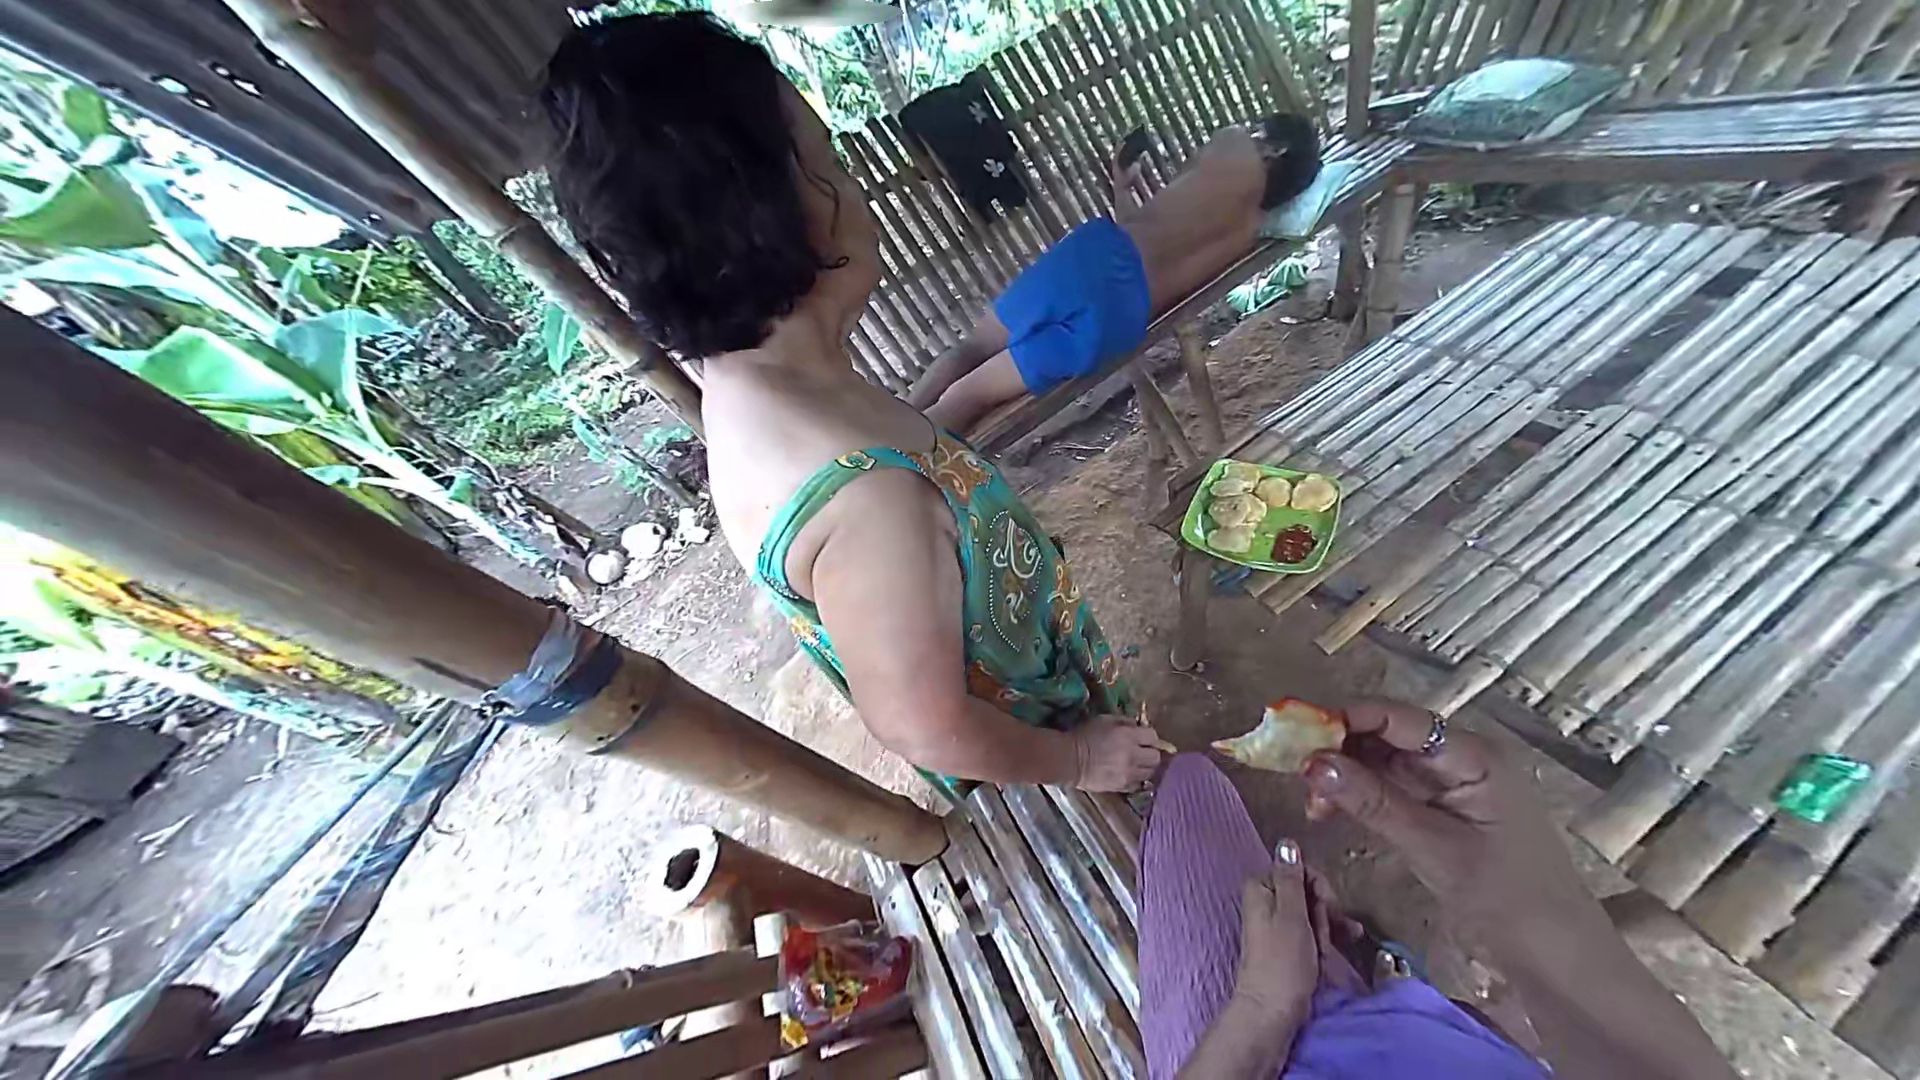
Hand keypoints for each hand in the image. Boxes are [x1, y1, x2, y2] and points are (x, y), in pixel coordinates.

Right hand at [1070, 716, 1163, 790]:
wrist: (1070, 759)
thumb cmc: (1086, 735)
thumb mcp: (1104, 719)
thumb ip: (1124, 721)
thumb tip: (1138, 727)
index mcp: (1128, 736)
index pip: (1153, 736)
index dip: (1148, 736)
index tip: (1142, 736)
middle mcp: (1133, 756)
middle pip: (1156, 757)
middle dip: (1151, 752)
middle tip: (1141, 750)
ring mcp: (1130, 774)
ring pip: (1151, 772)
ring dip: (1146, 766)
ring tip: (1136, 762)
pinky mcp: (1124, 787)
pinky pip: (1140, 783)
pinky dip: (1137, 778)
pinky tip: (1129, 773)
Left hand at [1231, 838, 1317, 1020]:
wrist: (1273, 1009)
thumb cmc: (1283, 960)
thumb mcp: (1291, 915)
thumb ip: (1290, 877)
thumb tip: (1287, 842)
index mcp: (1261, 885)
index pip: (1300, 871)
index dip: (1319, 891)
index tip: (1326, 912)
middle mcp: (1266, 898)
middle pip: (1308, 892)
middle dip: (1323, 914)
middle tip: (1322, 938)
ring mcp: (1276, 920)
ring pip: (1313, 913)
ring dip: (1326, 931)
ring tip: (1326, 953)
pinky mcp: (1286, 941)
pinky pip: (1311, 930)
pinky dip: (1324, 940)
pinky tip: (1336, 951)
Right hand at [1303, 699, 1588, 933]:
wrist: (1559, 965)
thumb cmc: (1510, 900)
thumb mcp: (1435, 848)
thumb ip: (1371, 801)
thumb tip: (1310, 763)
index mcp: (1471, 756)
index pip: (1397, 718)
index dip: (1345, 718)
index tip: (1298, 734)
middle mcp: (1454, 758)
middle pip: (1380, 734)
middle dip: (1335, 748)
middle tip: (1293, 768)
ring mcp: (1441, 782)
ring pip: (1373, 760)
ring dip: (1337, 774)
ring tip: (1309, 799)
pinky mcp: (1429, 805)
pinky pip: (1378, 785)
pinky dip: (1349, 795)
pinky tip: (1323, 812)